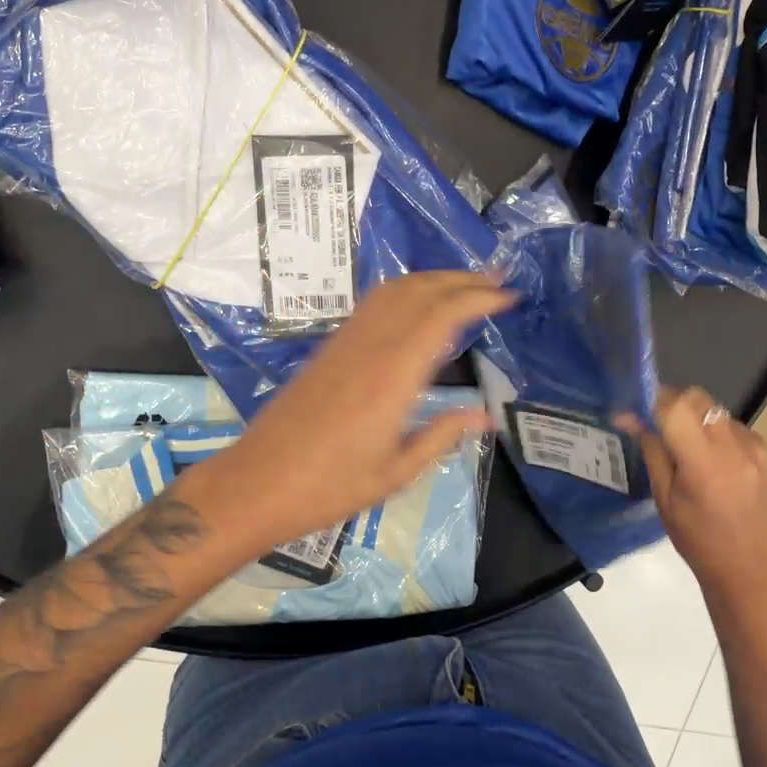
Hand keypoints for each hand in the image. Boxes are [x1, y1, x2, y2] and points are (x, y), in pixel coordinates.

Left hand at [185, 271, 514, 549]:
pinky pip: (371, 305)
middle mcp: (370, 346)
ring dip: (432, 279)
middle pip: (420, 290)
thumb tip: (486, 417)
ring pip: (392, 291)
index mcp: (393, 375)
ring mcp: (344, 343)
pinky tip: (416, 306)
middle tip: (497, 280)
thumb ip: (443, 436)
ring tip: (465, 285)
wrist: (257, 483)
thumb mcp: (396, 472)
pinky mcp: (327, 349)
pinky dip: (404, 292)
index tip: (509, 296)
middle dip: (462, 278)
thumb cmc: (330, 488)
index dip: (479, 297)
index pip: (443, 314)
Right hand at [621, 387, 766, 598]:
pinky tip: (710, 458)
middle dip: (671, 404)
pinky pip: (732, 427)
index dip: (651, 402)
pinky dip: (714, 432)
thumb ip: (653, 452)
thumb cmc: (697, 538)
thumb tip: (632, 419)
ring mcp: (753, 446)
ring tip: (683, 446)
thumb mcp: (664, 498)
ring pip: (714, 410)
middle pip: (696, 398)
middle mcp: (732, 446)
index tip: (634, 412)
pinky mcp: (764, 451)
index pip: (675, 407)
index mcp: (702, 462)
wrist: (748, 564)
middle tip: (655, 425)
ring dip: (693, 418)